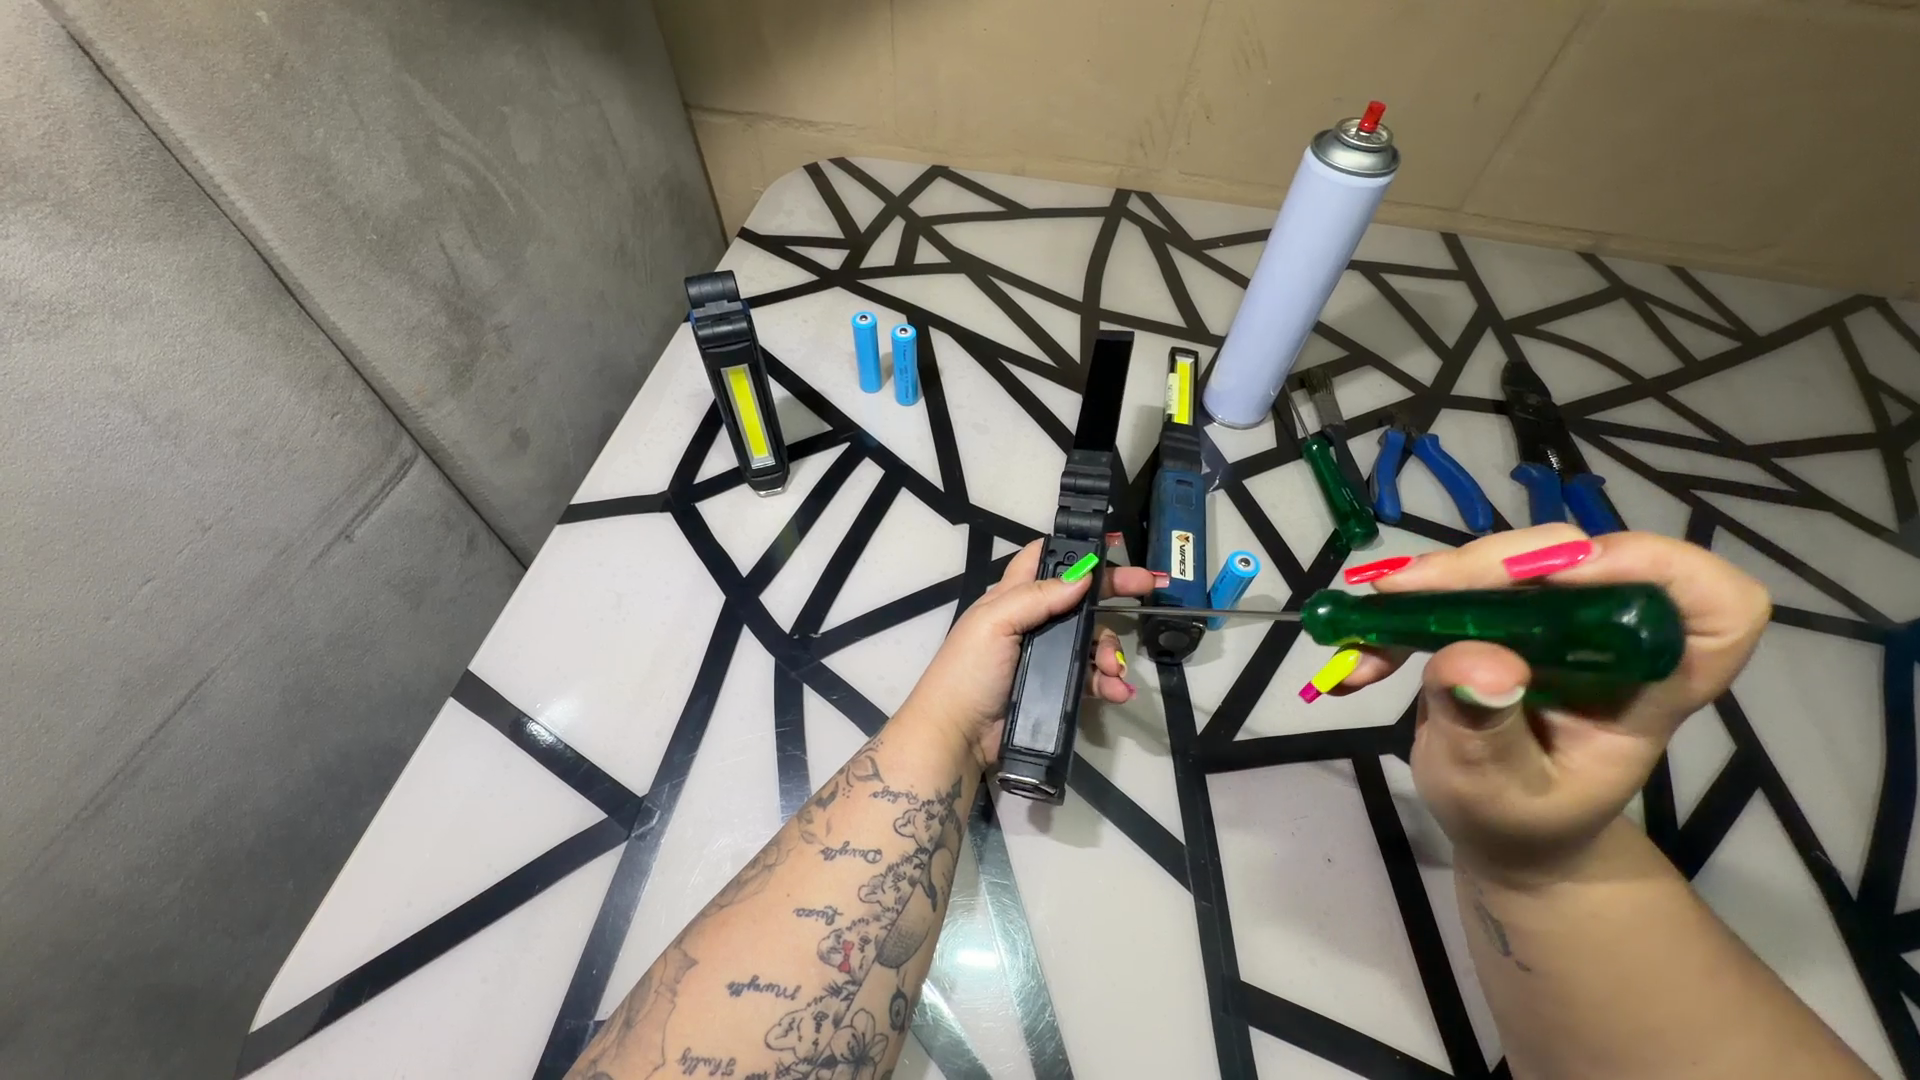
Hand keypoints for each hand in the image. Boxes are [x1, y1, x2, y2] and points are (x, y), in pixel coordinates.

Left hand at [901, 540, 1154, 769]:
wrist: (959, 735)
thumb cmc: (969, 670)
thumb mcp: (994, 622)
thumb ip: (1037, 597)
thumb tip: (1084, 574)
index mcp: (1013, 597)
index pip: (1046, 560)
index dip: (1076, 549)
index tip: (1112, 544)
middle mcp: (1033, 621)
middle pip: (1081, 598)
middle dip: (1114, 591)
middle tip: (1148, 585)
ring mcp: (1047, 656)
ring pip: (1093, 640)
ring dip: (1111, 650)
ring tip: (1112, 668)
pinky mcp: (1056, 688)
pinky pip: (1092, 678)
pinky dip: (1110, 683)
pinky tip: (1118, 691)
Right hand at [1338, 524, 1770, 886]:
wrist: (1502, 829)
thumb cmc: (1520, 822)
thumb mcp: (1497, 790)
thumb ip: (1487, 729)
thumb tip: (1473, 658)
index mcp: (1645, 687)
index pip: (1712, 608)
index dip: (1654, 570)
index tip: (1564, 578)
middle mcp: (1605, 641)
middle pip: (1578, 561)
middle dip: (1490, 564)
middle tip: (1405, 590)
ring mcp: (1549, 626)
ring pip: (1508, 564)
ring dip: (1430, 582)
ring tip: (1366, 624)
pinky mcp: (1497, 623)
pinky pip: (1452, 592)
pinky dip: (1397, 614)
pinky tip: (1358, 654)